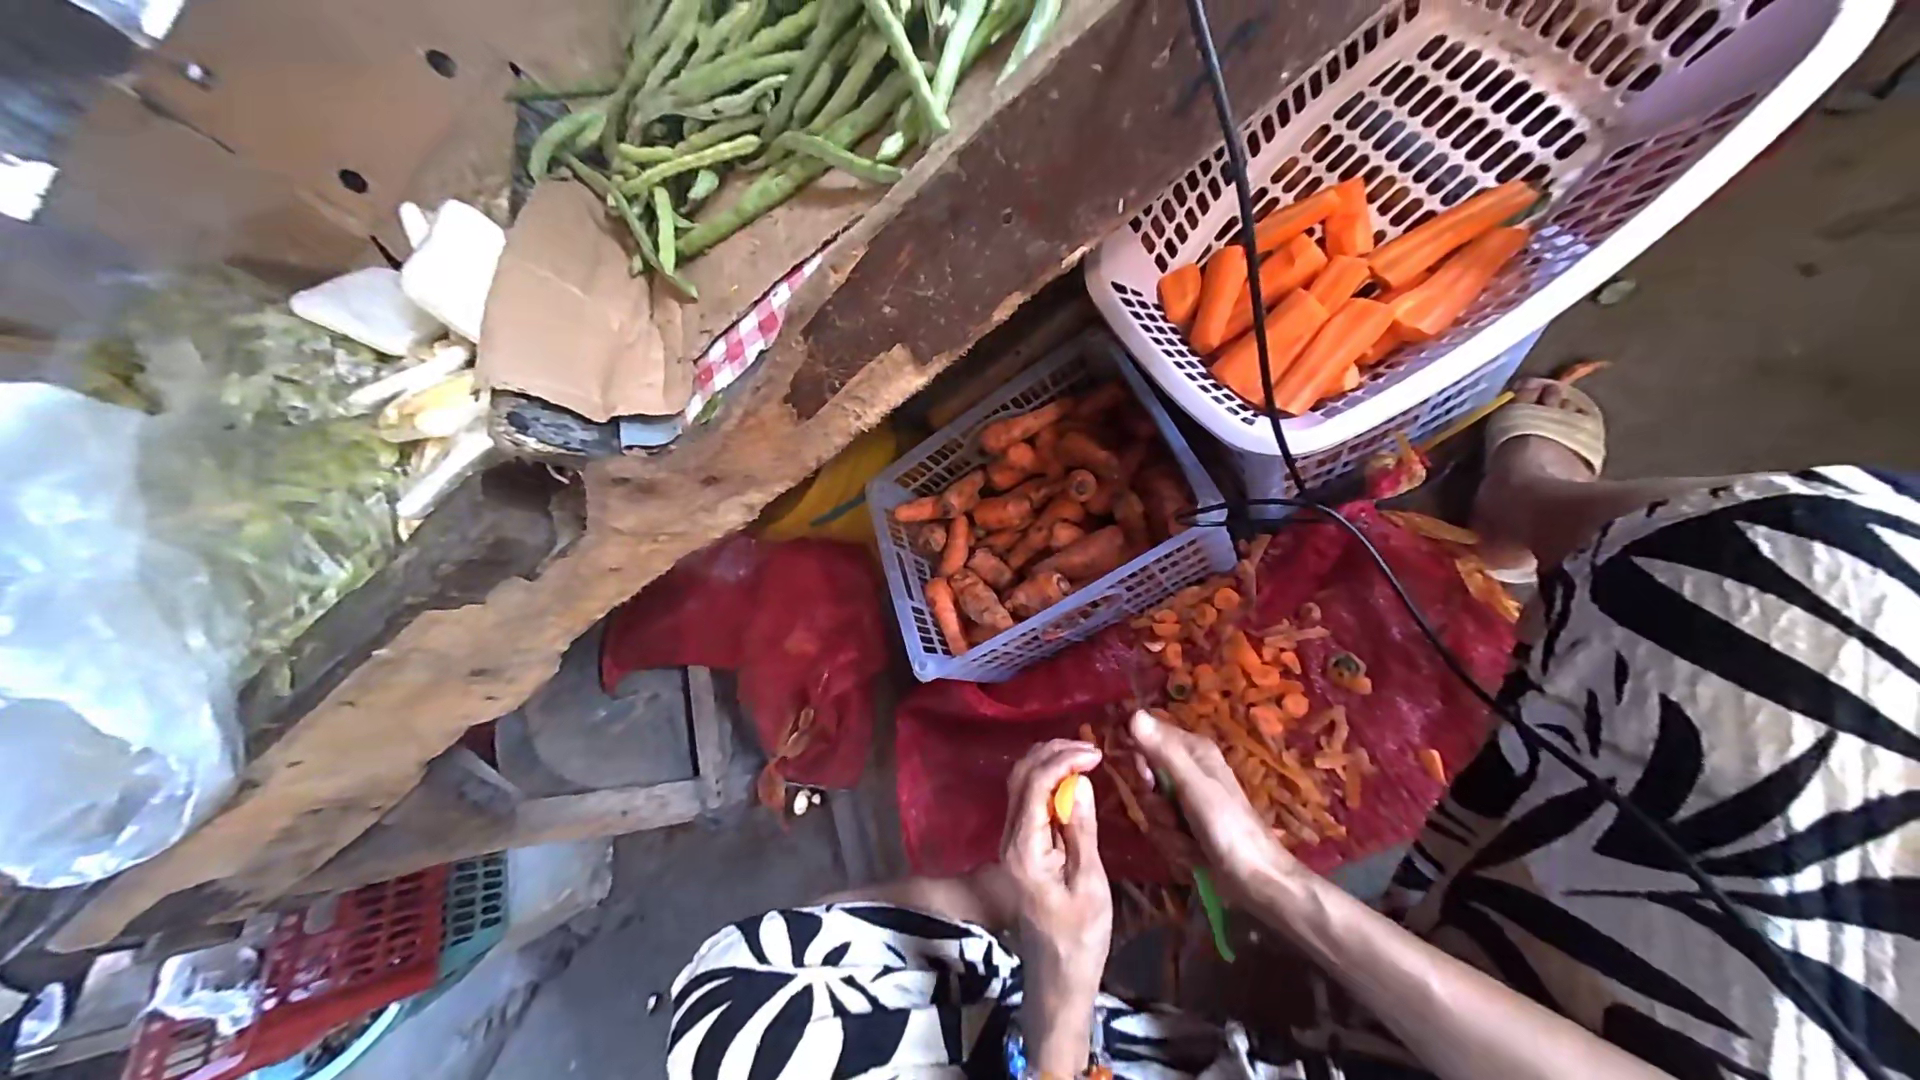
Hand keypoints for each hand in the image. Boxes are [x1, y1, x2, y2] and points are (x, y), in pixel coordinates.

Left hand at [1001, 739, 1110, 1075]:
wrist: (1057, 976)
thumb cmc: (1079, 938)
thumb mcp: (1090, 885)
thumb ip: (1081, 830)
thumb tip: (1080, 781)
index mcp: (1024, 846)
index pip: (1035, 784)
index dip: (1063, 760)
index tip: (1095, 753)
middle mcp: (1010, 836)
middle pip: (1021, 776)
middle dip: (1053, 752)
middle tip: (1090, 748)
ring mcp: (1012, 839)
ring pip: (1021, 783)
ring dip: (1048, 761)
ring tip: (1083, 755)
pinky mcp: (1021, 844)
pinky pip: (1028, 798)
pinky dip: (1047, 778)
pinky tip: (1070, 777)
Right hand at [1128, 709, 1307, 902]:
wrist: (1256, 881)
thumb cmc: (1228, 827)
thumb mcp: (1193, 786)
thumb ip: (1163, 752)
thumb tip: (1134, 714)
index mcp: (1194, 750)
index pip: (1147, 738)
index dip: (1141, 760)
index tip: (1148, 780)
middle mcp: (1190, 769)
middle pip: (1146, 775)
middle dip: (1154, 802)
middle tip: (1171, 815)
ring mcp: (1188, 800)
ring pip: (1151, 805)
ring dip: (1164, 828)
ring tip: (1187, 840)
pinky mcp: (1188, 827)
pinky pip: (1162, 828)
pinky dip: (1173, 844)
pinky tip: (1191, 853)